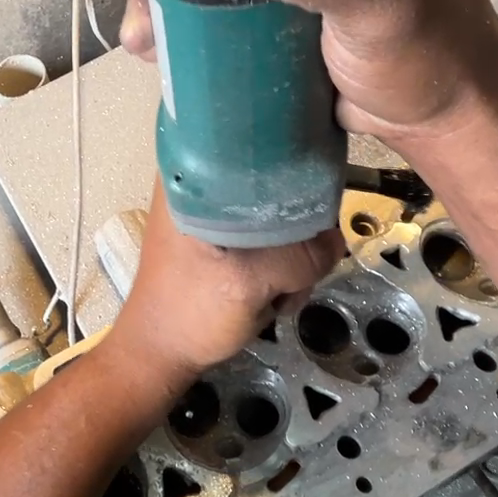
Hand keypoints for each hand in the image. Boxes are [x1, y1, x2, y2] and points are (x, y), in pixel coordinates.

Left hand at [104, 183, 343, 389]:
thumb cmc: (188, 311)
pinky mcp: (228, 235)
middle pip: (278, 183)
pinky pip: (273, 237)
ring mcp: (216, 208)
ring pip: (281, 215)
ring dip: (292, 256)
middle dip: (298, 229)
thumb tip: (335, 239)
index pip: (260, 145)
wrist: (161, 352)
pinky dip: (282, 264)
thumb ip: (298, 256)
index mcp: (192, 171)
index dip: (294, 168)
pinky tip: (272, 292)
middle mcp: (202, 178)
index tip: (313, 203)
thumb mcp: (246, 281)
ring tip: (276, 291)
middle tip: (292, 271)